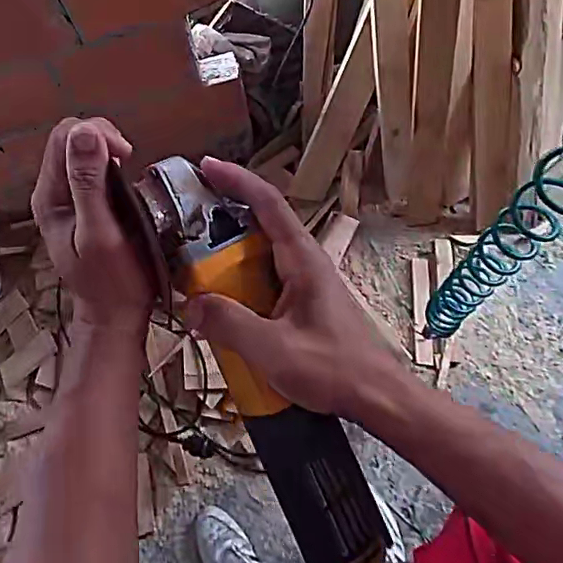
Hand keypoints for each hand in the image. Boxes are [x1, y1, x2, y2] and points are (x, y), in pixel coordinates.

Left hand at [30, 117, 156, 338]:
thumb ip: (88, 184)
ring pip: (86, 149)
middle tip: (127, 162)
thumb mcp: (99, 233)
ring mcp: (70, 196)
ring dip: (110, 151)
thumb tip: (86, 132)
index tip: (124, 157)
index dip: (97, 135)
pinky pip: (97, 166)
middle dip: (104, 138)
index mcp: (50, 196)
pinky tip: (126, 183)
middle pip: (73, 137)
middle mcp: (54, 190)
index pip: (65, 136)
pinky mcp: (87, 201)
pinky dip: (114, 165)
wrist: (115, 313)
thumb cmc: (111, 280)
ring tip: (128, 174)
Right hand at [181, 157, 416, 422]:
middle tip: (185, 219)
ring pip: (260, 252)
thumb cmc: (335, 369)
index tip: (206, 166)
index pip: (268, 203)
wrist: (377, 396)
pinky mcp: (302, 300)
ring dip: (228, 252)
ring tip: (193, 261)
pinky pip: (264, 277)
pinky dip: (239, 279)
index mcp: (302, 258)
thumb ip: (230, 325)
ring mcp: (304, 280)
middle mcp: (304, 260)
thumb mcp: (275, 351)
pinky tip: (221, 301)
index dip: (237, 180)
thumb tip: (192, 304)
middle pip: (260, 223)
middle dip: (223, 215)